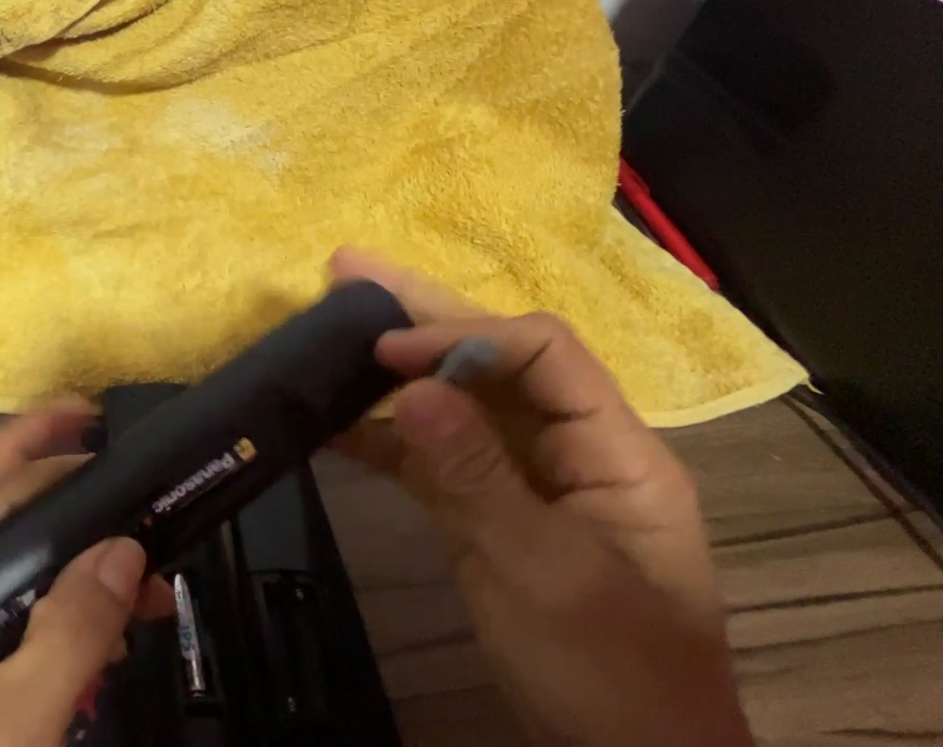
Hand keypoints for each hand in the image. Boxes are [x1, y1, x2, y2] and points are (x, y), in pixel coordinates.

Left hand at [0, 404, 171, 746]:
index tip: (75, 412)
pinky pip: (32, 595)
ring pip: (20, 552)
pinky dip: (81, 597)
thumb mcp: (11, 720)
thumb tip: (125, 548)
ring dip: (85, 552)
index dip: (16, 440)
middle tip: (130, 488)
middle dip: (68, 501)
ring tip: (147, 563)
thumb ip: (70, 634)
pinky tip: (126, 610)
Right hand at [331, 249, 751, 746]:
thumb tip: (413, 387)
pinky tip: (330, 421)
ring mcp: (520, 477)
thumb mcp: (544, 573)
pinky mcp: (481, 509)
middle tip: (348, 270)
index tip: (388, 349)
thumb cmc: (608, 671)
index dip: (462, 336)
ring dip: (391, 367)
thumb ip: (477, 476)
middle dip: (422, 313)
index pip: (541, 354)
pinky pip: (428, 455)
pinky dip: (380, 437)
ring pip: (453, 400)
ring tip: (330, 323)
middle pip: (492, 359)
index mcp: (612, 450)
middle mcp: (566, 446)